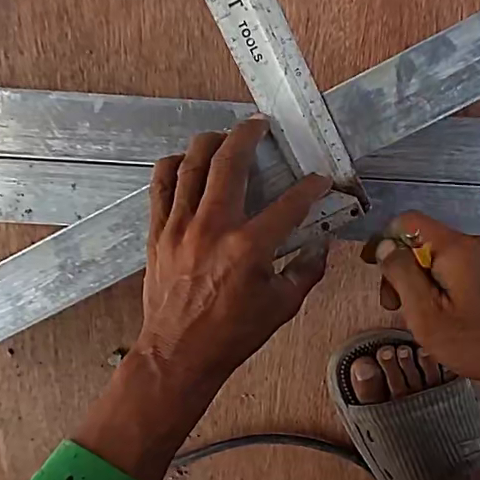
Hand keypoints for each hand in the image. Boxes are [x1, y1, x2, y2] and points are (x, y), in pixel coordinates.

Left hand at [74, 118, 331, 479]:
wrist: (179, 353)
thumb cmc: (231, 335)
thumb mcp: (282, 307)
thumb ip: (307, 271)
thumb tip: (321, 246)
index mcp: (250, 248)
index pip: (290, 202)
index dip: (311, 186)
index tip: (320, 179)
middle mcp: (213, 227)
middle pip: (231, 161)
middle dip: (249, 135)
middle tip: (259, 126)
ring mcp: (180, 227)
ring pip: (192, 164)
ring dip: (210, 141)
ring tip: (223, 136)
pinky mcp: (158, 232)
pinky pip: (161, 185)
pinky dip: (173, 165)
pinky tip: (184, 161)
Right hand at [372, 211, 479, 423]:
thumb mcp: (426, 314)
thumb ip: (401, 274)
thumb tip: (385, 248)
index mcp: (457, 250)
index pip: (408, 222)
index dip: (384, 241)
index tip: (375, 267)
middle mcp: (475, 245)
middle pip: (422, 240)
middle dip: (401, 269)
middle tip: (395, 304)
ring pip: (437, 256)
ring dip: (419, 281)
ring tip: (420, 315)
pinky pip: (454, 268)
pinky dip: (438, 286)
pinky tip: (441, 314)